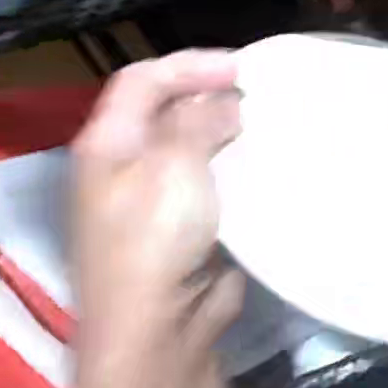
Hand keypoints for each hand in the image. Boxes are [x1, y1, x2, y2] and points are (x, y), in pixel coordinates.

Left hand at [69, 50, 244, 379]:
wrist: (161, 322)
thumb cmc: (155, 240)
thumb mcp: (172, 169)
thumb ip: (199, 124)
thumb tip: (228, 102)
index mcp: (109, 144)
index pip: (144, 81)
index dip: (191, 66)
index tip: (246, 68)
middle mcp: (129, 163)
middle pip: (171, 110)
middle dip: (217, 95)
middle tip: (268, 94)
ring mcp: (160, 194)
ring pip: (198, 144)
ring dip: (235, 130)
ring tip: (277, 124)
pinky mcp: (192, 220)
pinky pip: (218, 178)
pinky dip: (244, 163)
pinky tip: (273, 163)